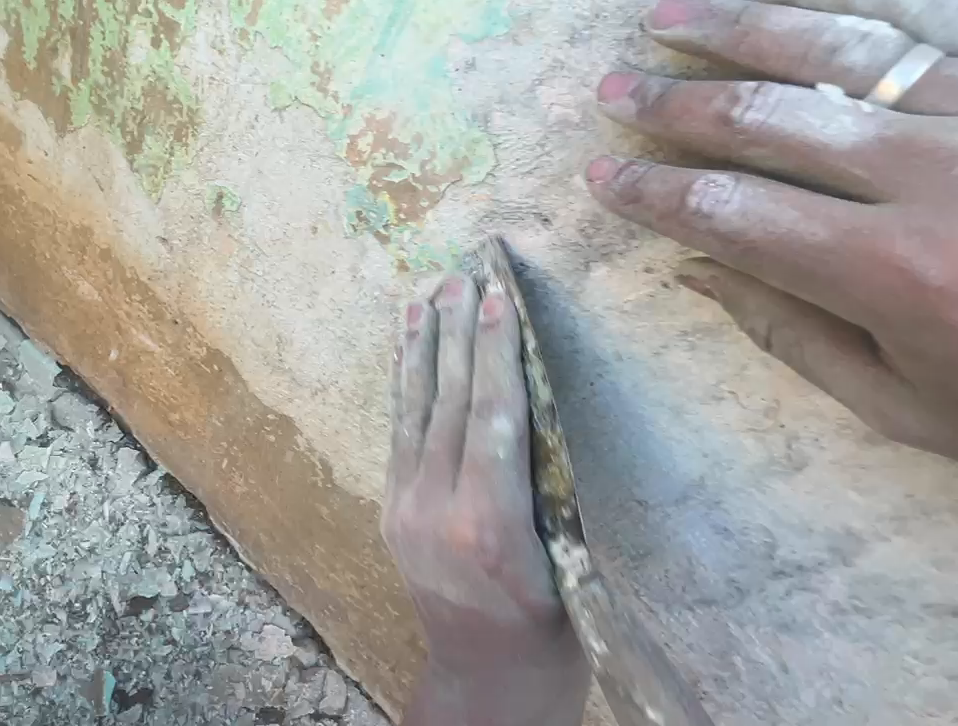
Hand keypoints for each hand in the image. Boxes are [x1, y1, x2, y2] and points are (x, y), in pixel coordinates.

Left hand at [384, 275, 590, 725]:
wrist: (483, 685)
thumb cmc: (550, 630)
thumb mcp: (567, 558)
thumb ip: (542, 480)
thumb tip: (525, 396)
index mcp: (489, 523)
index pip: (492, 413)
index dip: (494, 349)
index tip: (495, 294)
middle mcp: (434, 505)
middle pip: (449, 399)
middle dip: (456, 331)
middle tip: (459, 272)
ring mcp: (403, 504)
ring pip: (415, 406)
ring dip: (423, 345)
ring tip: (425, 294)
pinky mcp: (389, 505)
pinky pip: (399, 429)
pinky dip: (405, 382)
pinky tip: (408, 348)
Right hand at [587, 0, 957, 519]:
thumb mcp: (929, 417)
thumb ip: (794, 336)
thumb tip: (694, 268)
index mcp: (902, 276)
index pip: (730, 213)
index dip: (652, 192)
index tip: (600, 174)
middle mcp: (946, 180)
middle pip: (768, 120)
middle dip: (672, 102)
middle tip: (611, 85)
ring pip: (844, 52)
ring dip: (739, 27)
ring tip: (667, 11)